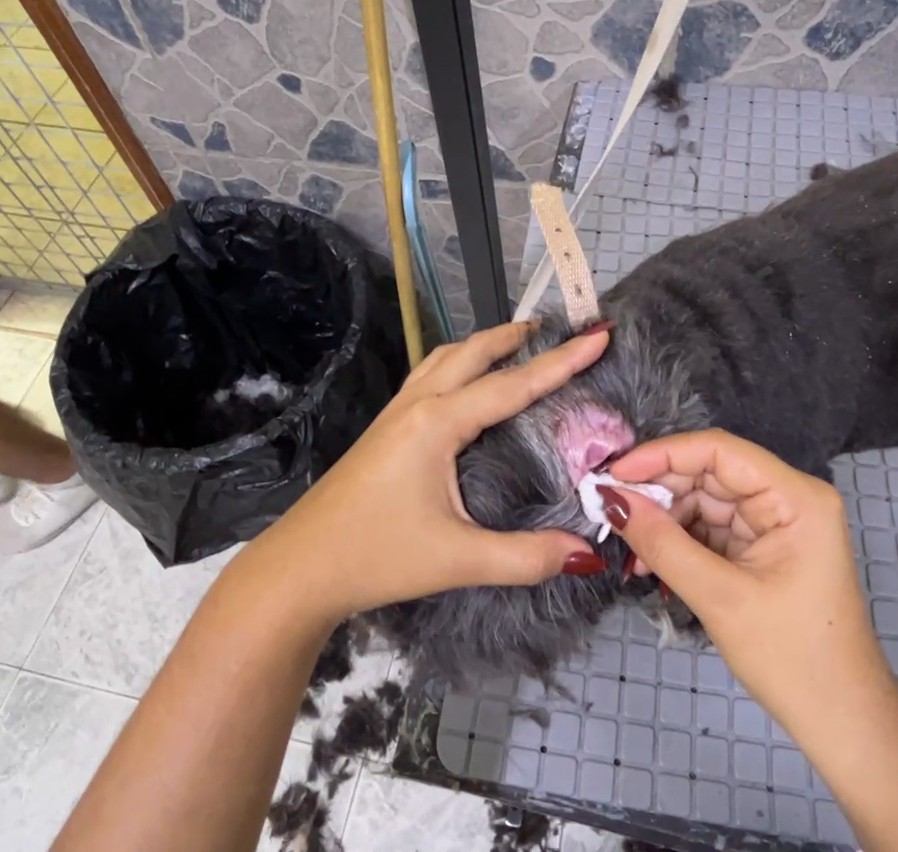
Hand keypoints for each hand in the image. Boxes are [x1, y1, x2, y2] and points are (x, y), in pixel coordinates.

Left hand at [247, 322, 605, 625]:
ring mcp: (394, 416)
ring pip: (443, 360)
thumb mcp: (457, 559)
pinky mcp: (383, 432)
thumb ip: (525, 557)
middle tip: (556, 329)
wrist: (299, 568)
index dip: (560, 361)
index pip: (511, 384)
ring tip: (515, 345)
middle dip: (515, 336)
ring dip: (482, 347)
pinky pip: (427, 379)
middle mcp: (415, 407)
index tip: (598, 334)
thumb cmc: (375, 557)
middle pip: (471, 353)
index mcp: (436, 423)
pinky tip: (465, 389)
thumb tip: (587, 555)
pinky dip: (457, 367)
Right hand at [602, 430, 897, 721]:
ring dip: (663, 522)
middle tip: (608, 510)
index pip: (719, 451)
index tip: (613, 474)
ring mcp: (775, 524)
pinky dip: (677, 542)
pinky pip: (709, 529)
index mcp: (796, 498)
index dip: (662, 455)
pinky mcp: (761, 548)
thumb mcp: (719, 597)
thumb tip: (610, 499)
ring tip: (630, 551)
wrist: (839, 718)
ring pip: (703, 501)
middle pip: (709, 474)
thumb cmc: (792, 658)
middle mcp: (787, 499)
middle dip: (658, 492)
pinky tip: (649, 563)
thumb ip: (662, 543)